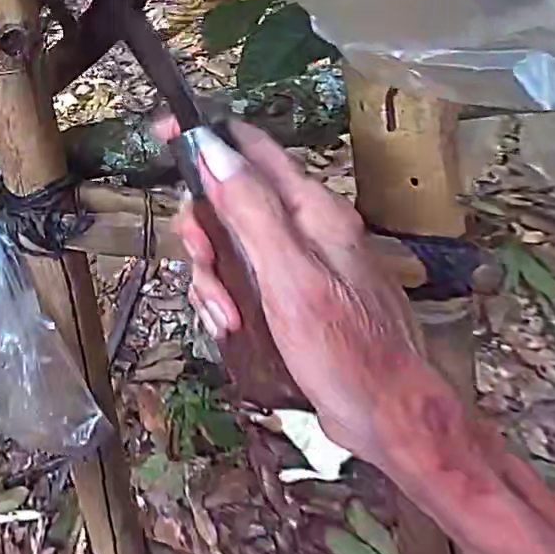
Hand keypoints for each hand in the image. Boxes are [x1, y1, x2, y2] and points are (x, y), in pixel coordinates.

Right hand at [173, 120, 554, 553]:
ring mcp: (293, 258)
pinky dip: (224, 298)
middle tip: (203, 260)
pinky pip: (237, 277)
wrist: (390, 421)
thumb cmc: (347, 350)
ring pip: (226, 241)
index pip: (248, 145)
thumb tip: (212, 149)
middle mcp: (301, 224)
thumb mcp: (290, 276)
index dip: (204, 135)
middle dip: (203, 230)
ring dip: (211, 275)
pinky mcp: (286, 290)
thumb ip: (251, 209)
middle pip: (226, 198)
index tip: (164, 132)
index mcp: (308, 206)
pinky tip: (231, 327)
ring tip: (225, 315)